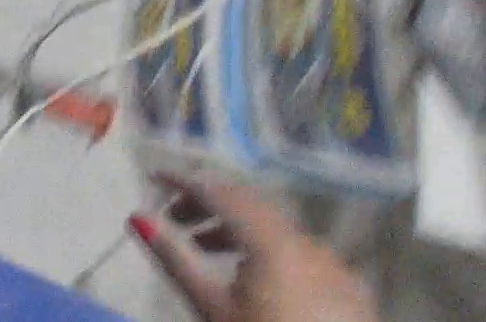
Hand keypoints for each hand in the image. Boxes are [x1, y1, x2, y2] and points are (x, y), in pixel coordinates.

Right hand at [130, 178, 378, 321]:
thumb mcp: (210, 306)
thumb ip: (172, 257)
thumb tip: (136, 217)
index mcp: (272, 244)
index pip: (218, 194)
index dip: (183, 182)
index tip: (153, 179)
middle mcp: (306, 244)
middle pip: (247, 202)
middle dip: (206, 202)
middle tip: (174, 217)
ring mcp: (334, 267)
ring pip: (273, 225)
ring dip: (233, 224)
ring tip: (203, 247)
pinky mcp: (349, 289)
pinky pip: (298, 248)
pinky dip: (264, 244)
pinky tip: (250, 270)